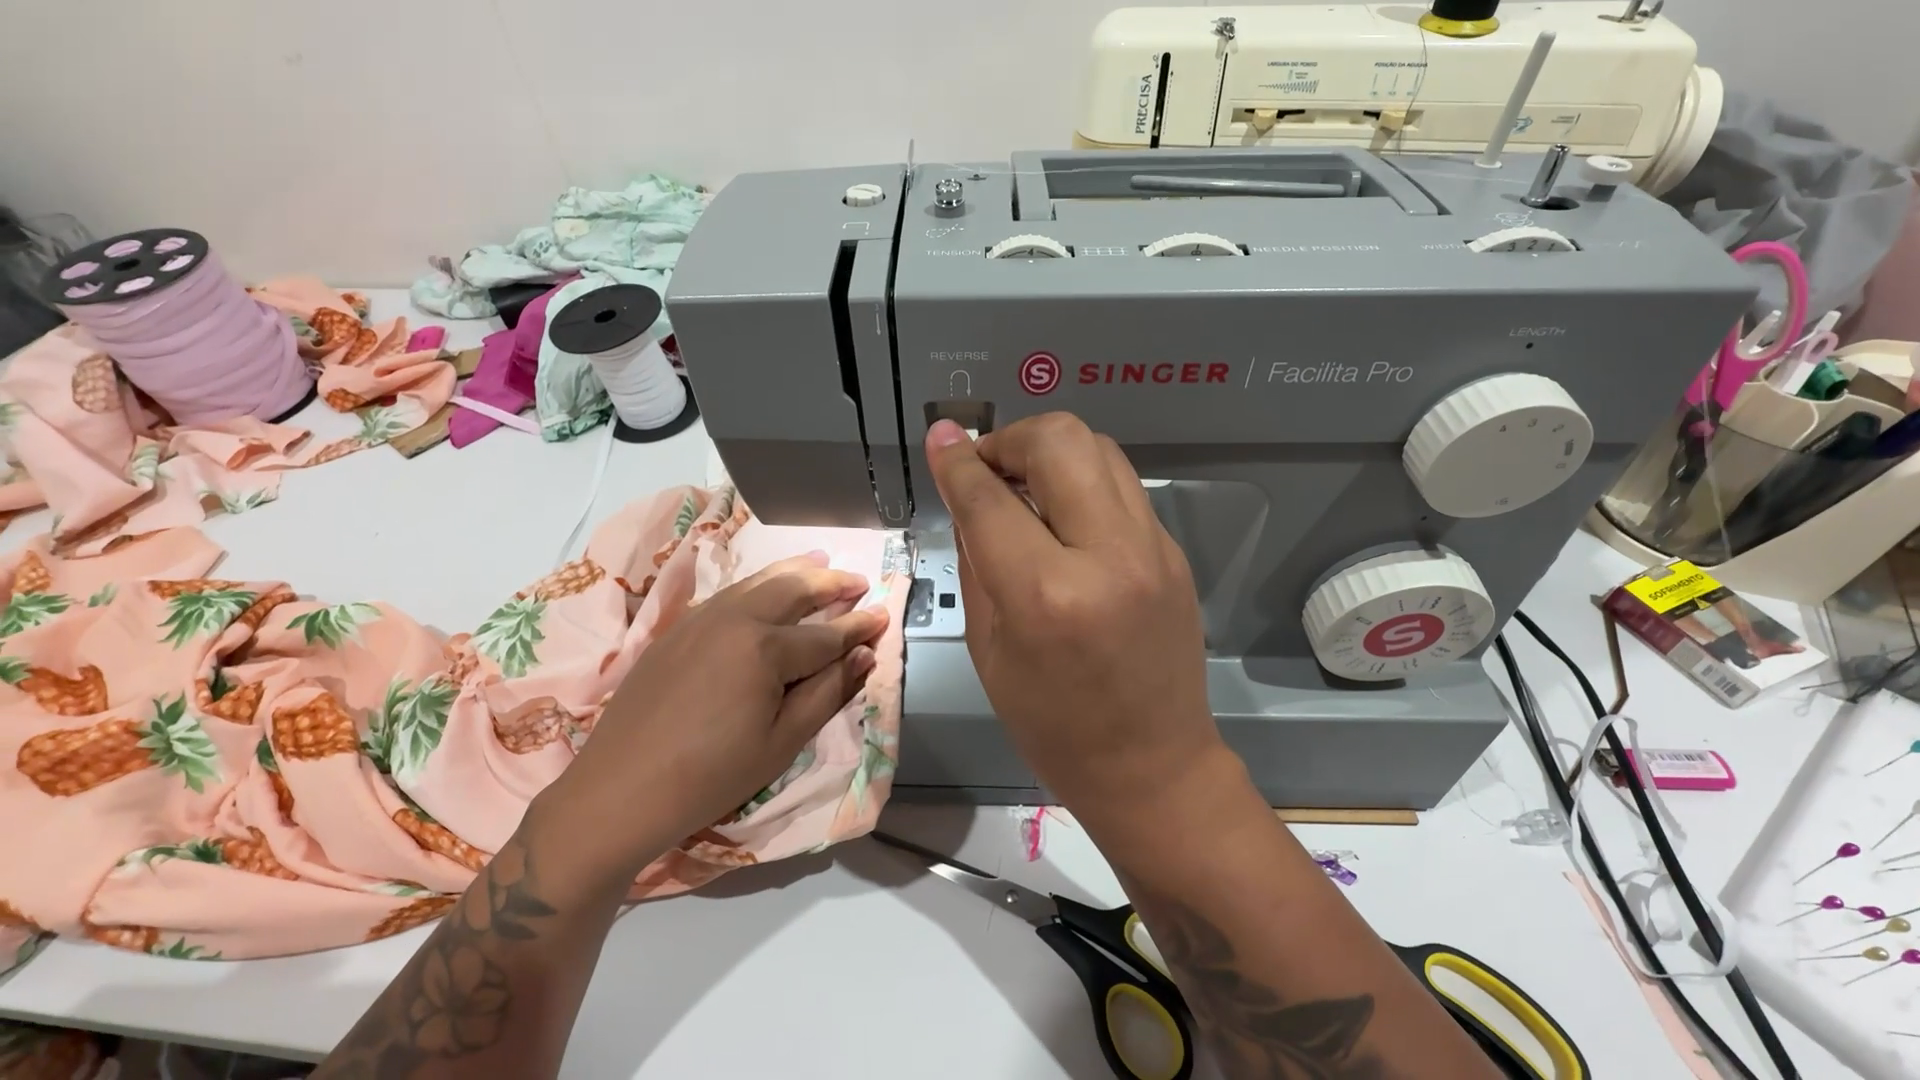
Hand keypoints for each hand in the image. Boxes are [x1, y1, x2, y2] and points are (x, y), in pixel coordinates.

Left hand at [540, 553, 886, 876]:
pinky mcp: (675, 630)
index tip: (884, 614)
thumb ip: (828, 692)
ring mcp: (700, 619)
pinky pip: (728, 593)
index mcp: (765, 648)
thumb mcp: (782, 742)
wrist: (620, 789)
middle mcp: (735, 618)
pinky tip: (764, 588)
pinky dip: (757, 583)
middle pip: (793, 589)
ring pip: (757, 582)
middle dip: (830, 583)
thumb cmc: (711, 776)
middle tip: (858, 580)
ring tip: (819, 561)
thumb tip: (864, 654)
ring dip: (793, 571)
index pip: (827, 633)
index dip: (859, 626)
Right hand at [924, 414, 1229, 822]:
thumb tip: (967, 496)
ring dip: (1050, 450)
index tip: (941, 438)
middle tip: (987, 469)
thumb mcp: (990, 649)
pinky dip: (1082, 480)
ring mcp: (1151, 548)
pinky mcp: (1173, 551)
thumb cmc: (1053, 726)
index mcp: (1045, 595)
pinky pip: (1121, 485)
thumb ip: (976, 562)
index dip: (957, 460)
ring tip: (1024, 485)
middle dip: (1010, 438)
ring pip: (1098, 447)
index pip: (990, 498)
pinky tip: (1063, 515)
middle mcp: (1106, 555)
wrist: (1154, 765)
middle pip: (1057, 440)